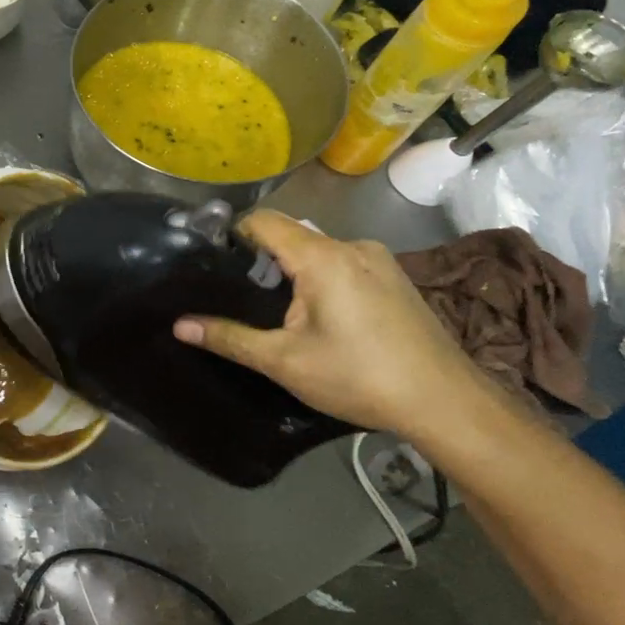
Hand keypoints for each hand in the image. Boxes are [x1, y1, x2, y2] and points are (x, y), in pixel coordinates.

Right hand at [173, 209, 499, 439]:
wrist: (444, 402)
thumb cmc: (358, 377)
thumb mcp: (283, 361)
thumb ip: (229, 338)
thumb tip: (180, 326)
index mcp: (323, 257)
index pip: (264, 221)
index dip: (231, 235)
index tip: (208, 262)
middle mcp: (353, 247)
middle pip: (291, 237)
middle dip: (260, 262)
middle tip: (235, 298)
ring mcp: (380, 261)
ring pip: (318, 253)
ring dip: (292, 275)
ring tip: (273, 314)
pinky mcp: (395, 279)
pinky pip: (343, 266)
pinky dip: (320, 282)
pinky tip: (316, 321)